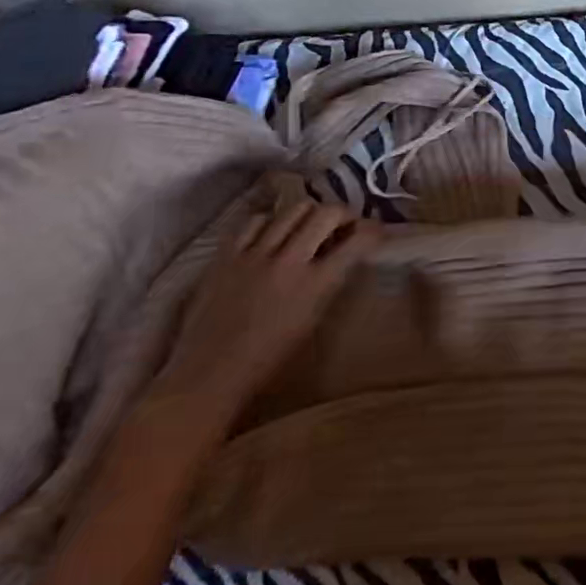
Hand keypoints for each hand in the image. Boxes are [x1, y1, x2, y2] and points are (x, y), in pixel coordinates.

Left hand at [150, 201, 381, 427]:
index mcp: (316, 283)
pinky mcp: (225, 257)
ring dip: (309, 214)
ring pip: (293, 209)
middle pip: (326, 213)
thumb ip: (330, 281)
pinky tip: (272, 235)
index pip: (358, 239)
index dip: (374, 230)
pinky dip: (270, 222)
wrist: (209, 375)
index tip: (375, 232)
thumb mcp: (315, 318)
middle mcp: (288, 261)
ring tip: (308, 228)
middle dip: (343, 215)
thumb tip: (344, 254)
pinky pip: (254, 221)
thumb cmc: (271, 357)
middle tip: (343, 226)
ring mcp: (254, 256)